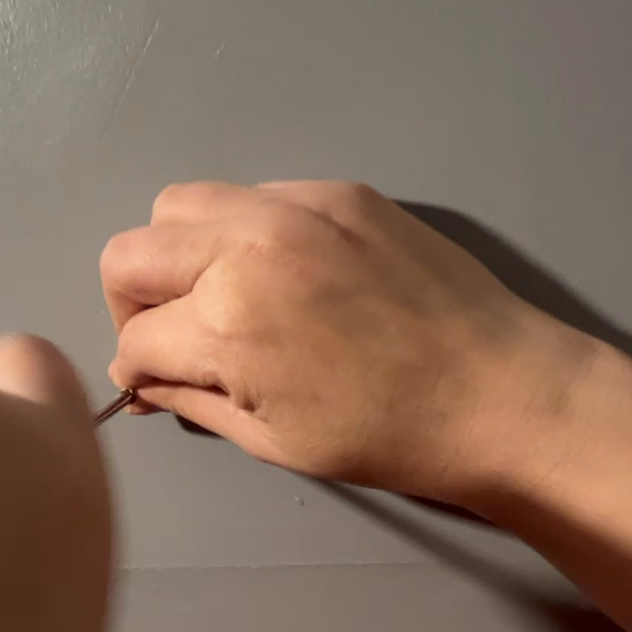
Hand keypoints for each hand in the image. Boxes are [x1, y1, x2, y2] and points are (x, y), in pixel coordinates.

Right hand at [100, 180, 596, 504]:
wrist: (504, 394)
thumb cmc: (382, 437)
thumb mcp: (268, 439)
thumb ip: (188, 399)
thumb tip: (140, 380)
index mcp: (225, 325)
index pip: (134, 337)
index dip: (134, 367)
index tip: (153, 382)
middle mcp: (243, 250)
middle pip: (128, 254)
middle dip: (129, 303)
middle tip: (171, 334)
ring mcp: (291, 210)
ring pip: (177, 206)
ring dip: (175, 253)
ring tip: (217, 291)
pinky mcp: (335, 191)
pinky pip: (249, 198)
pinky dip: (239, 234)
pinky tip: (281, 272)